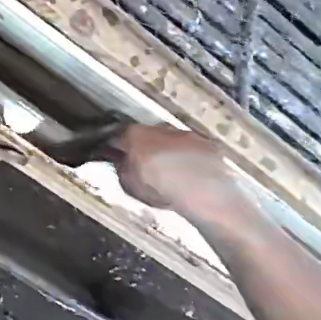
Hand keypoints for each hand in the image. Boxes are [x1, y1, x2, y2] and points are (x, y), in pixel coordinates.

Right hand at [112, 125, 260, 225]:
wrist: (204, 192)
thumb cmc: (160, 188)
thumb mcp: (129, 185)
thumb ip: (121, 169)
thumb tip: (121, 162)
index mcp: (134, 134)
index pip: (116, 135)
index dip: (115, 146)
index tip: (115, 156)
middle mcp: (158, 127)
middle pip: (145, 135)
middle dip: (143, 147)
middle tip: (145, 166)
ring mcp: (183, 133)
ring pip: (169, 139)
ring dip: (166, 151)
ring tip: (170, 172)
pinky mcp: (205, 142)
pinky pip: (190, 148)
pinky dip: (187, 157)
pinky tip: (190, 174)